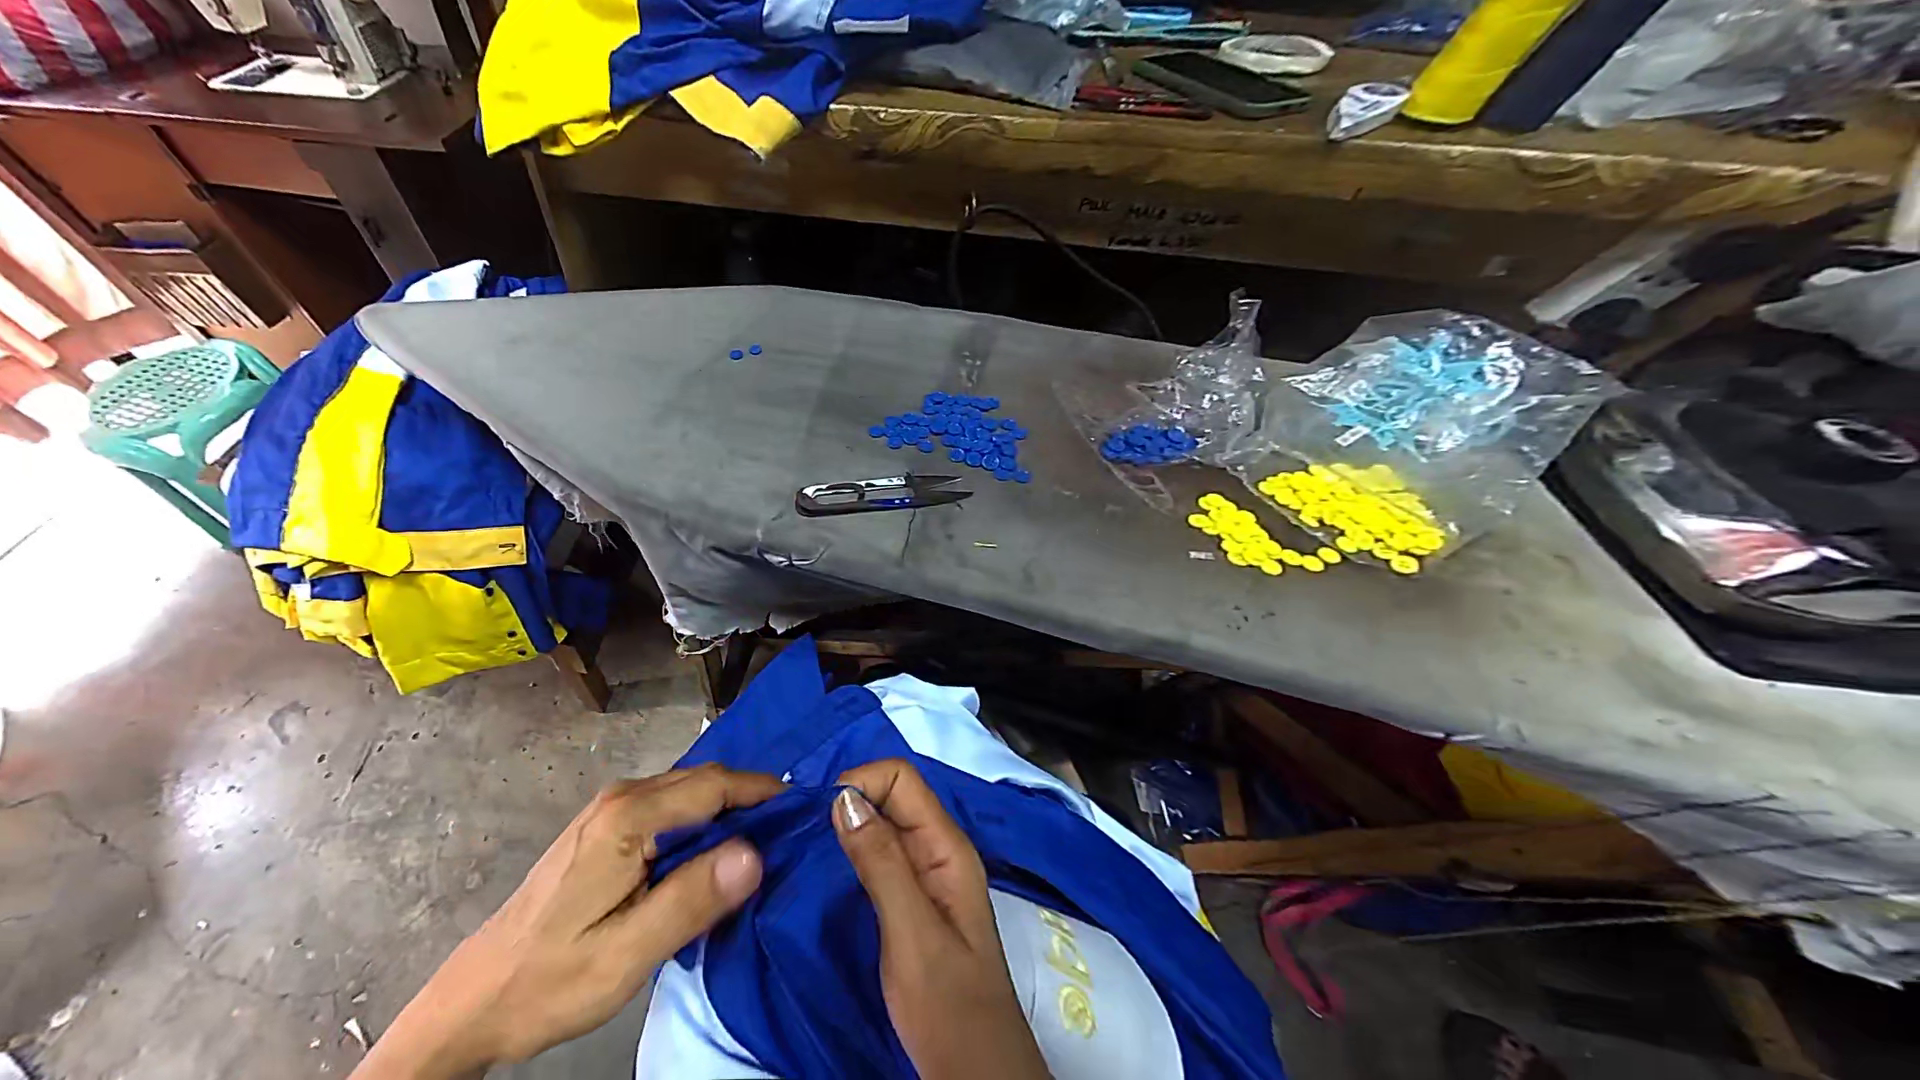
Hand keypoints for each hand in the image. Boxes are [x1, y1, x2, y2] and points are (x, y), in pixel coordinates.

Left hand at [352, 765, 784, 1079]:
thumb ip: (691, 899)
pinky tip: (717, 850)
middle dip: (751, 798)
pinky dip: (704, 819)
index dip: (763, 793)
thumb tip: (756, 852)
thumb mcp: (626, 954)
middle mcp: (621, 798)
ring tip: (765, 840)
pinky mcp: (606, 826)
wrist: (473, 1002)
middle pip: (704, 780)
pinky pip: (671, 806)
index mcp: (628, 818)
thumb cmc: (550, 981)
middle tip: (792, 830)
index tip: (804, 810)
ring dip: (729, 809)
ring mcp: (610, 809)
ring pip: (689, 791)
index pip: (714, 785)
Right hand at [833, 759, 1049, 1079]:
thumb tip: (844, 797)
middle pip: (892, 796)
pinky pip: (879, 855)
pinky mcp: (910, 900)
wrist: (974, 1071)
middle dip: (849, 799)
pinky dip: (850, 851)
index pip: (903, 779)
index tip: (817, 812)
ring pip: (883, 824)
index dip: (861, 782)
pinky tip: (824, 867)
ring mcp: (925, 875)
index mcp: (946, 847)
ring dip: (846, 824)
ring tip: (804, 843)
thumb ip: (882, 862)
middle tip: (801, 828)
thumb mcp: (912, 932)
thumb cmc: (948, 1004)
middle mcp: (937, 850)